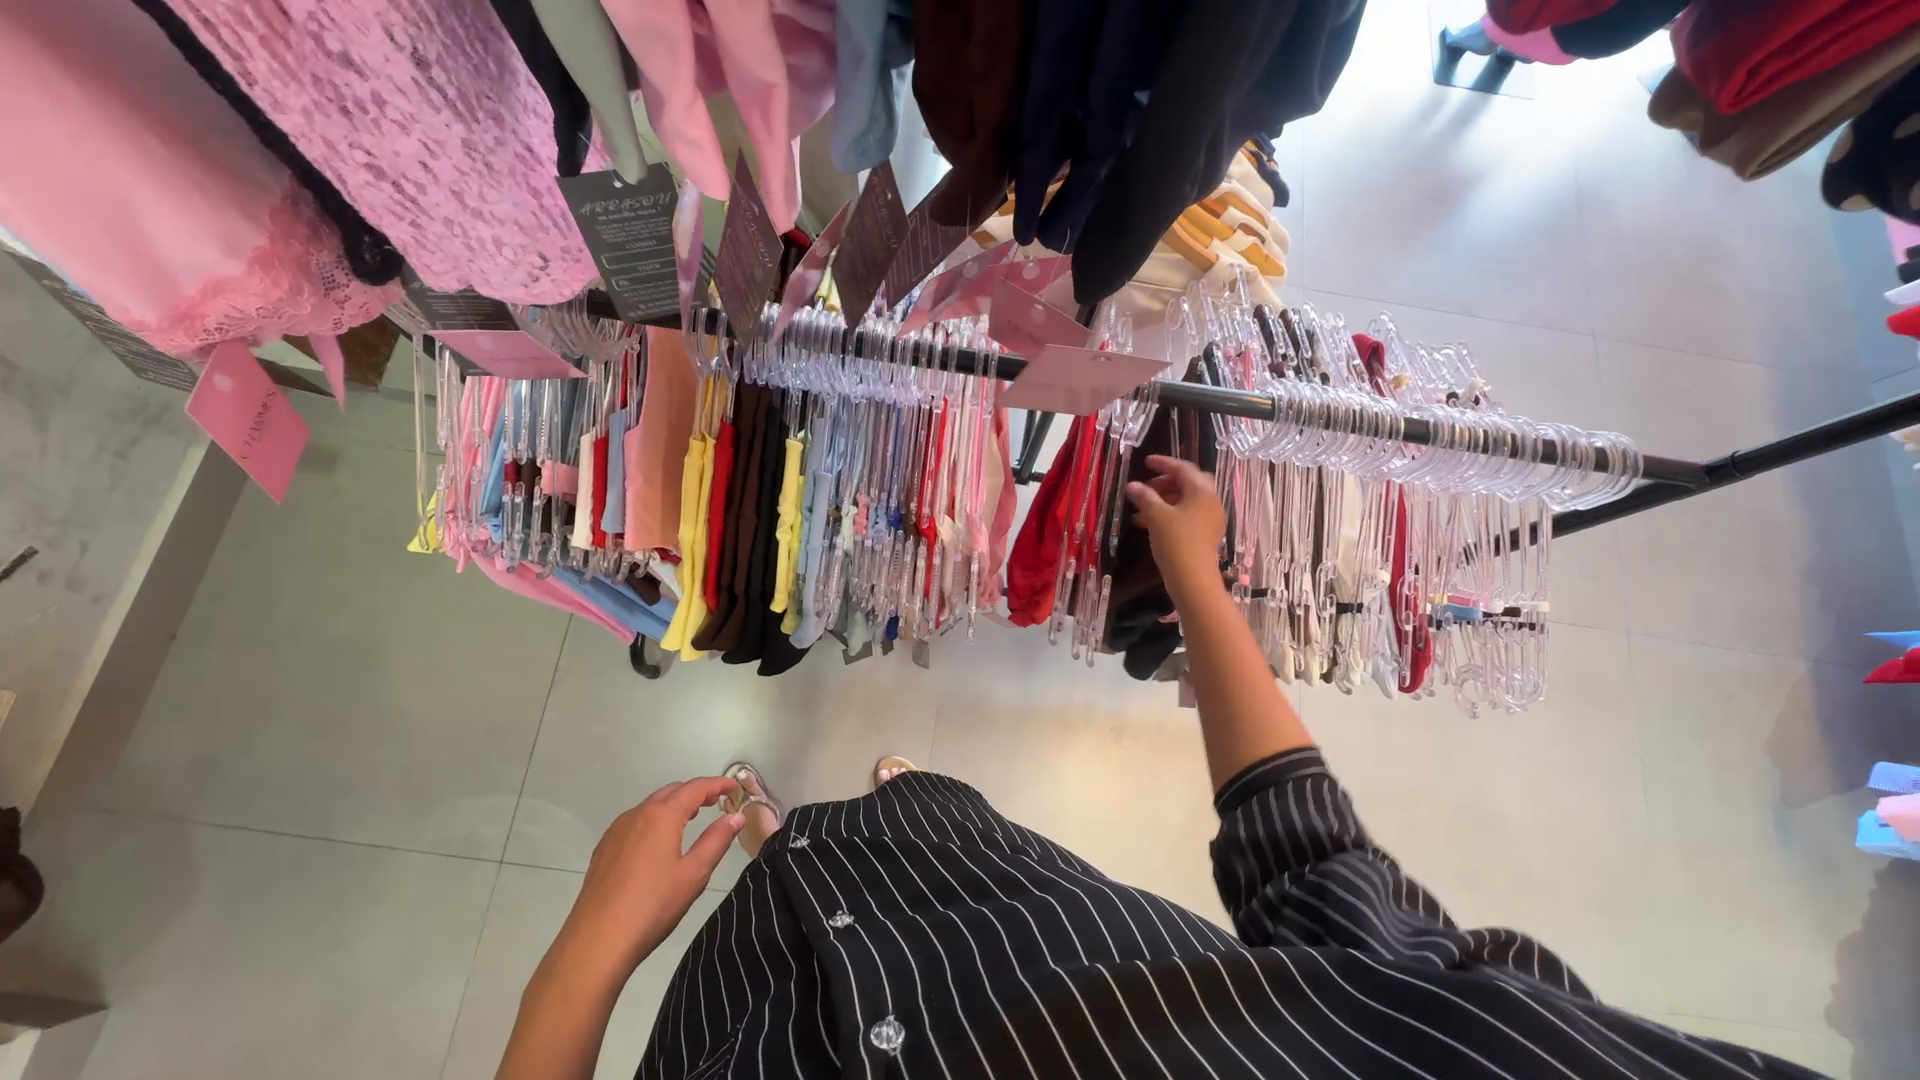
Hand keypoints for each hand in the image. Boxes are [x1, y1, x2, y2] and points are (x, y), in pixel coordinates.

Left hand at [555, 777, 744, 979]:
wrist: (597, 941)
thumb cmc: (653, 906)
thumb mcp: (694, 874)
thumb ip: (717, 840)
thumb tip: (736, 816)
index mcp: (661, 816)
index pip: (695, 788)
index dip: (717, 784)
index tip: (734, 786)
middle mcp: (636, 815)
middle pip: (670, 792)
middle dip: (695, 792)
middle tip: (717, 802)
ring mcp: (616, 832)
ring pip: (650, 806)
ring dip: (673, 806)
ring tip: (691, 819)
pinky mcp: (603, 850)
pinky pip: (634, 823)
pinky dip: (654, 821)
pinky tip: (659, 843)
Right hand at [1125, 455, 1225, 603]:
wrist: (1193, 579)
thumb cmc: (1176, 542)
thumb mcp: (1156, 516)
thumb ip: (1144, 497)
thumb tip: (1132, 485)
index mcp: (1202, 491)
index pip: (1183, 469)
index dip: (1163, 463)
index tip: (1146, 462)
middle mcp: (1210, 501)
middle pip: (1187, 483)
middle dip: (1164, 483)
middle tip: (1146, 488)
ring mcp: (1210, 519)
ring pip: (1185, 501)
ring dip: (1163, 501)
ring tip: (1139, 512)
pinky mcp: (1205, 534)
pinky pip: (1187, 516)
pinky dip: (1169, 514)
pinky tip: (1149, 524)